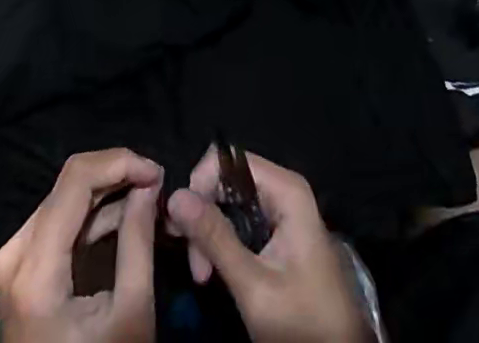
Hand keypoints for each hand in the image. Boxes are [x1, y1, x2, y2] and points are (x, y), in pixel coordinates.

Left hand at [0, 149, 162, 342]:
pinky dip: (96, 212)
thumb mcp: (131, 311)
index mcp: (35, 267)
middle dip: (118, 175)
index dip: (120, 162)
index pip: (76, 179)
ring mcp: (14, 257)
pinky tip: (128, 216)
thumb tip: (149, 183)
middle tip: (158, 185)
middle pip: (69, 184)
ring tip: (151, 199)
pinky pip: (62, 219)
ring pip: (67, 197)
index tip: (158, 172)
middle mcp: (15, 251)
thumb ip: (138, 241)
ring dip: (110, 191)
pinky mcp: (22, 264)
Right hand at [166, 149, 367, 342]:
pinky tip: (211, 268)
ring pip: (227, 202)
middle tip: (189, 256)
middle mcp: (282, 189)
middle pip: (226, 179)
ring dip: (207, 233)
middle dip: (202, 214)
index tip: (182, 225)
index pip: (228, 159)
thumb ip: (215, 238)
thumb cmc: (303, 320)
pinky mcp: (274, 230)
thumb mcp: (254, 284)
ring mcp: (279, 210)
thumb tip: (175, 196)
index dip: (200, 183)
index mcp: (286, 190)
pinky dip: (219, 241)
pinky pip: (237, 220)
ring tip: (201, 273)